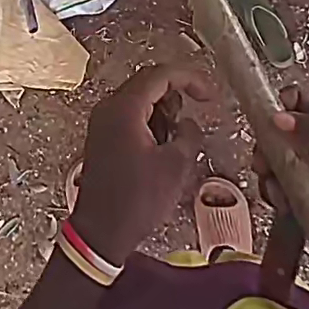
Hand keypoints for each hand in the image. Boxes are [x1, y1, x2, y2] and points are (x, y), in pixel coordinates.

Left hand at [70, 65, 215, 261]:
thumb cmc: (137, 200)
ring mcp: (102, 121)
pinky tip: (161, 144)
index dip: (189, 79)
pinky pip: (130, 114)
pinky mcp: (102, 136)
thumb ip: (189, 135)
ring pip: (139, 97)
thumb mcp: (175, 166)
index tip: (208, 94)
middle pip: (147, 82)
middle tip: (195, 110)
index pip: (160, 75)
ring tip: (176, 135)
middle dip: (176, 93)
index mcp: (124, 109)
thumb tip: (188, 124)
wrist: (101, 233)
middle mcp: (109, 108)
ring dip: (162, 108)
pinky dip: (149, 120)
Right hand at [256, 91, 308, 306]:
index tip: (270, 121)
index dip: (282, 104)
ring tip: (278, 193)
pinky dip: (274, 196)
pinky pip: (277, 190)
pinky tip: (283, 207)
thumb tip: (278, 116)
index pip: (302, 102)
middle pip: (279, 132)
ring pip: (274, 162)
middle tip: (265, 163)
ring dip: (268, 174)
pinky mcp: (303, 203)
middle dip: (268, 146)